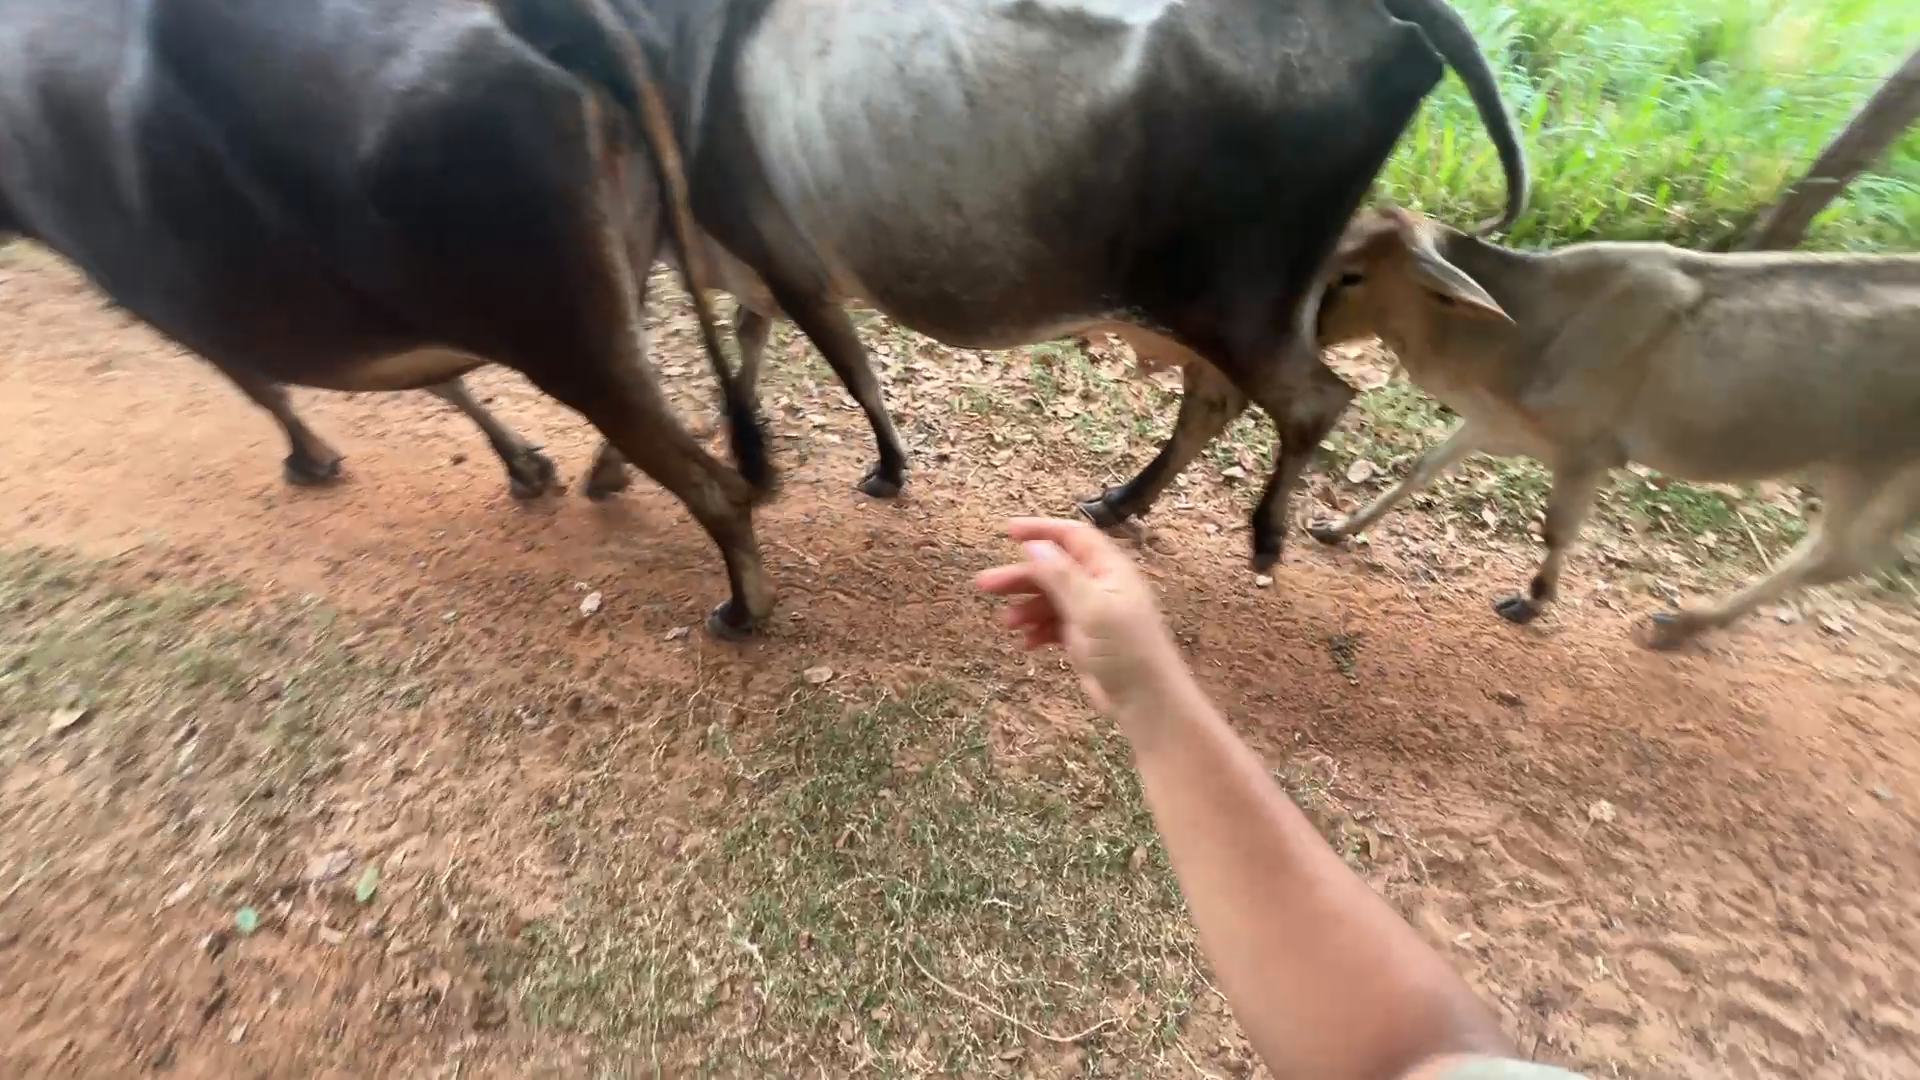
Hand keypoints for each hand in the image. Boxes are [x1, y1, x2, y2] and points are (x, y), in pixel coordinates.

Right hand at [975, 518, 1190, 717]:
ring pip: (1050, 598)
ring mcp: (1092, 613)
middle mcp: (1100, 585)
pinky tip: (1027, 643)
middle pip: (1053, 569)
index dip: (1041, 530)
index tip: (1008, 531)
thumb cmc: (1126, 650)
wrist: (1147, 703)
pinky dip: (1039, 629)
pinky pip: (1054, 624)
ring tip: (1007, 623)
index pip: (1072, 537)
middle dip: (1021, 576)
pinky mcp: (1085, 638)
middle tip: (986, 585)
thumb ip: (1061, 575)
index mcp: (1109, 569)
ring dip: (1027, 606)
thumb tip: (1034, 545)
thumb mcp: (1091, 608)